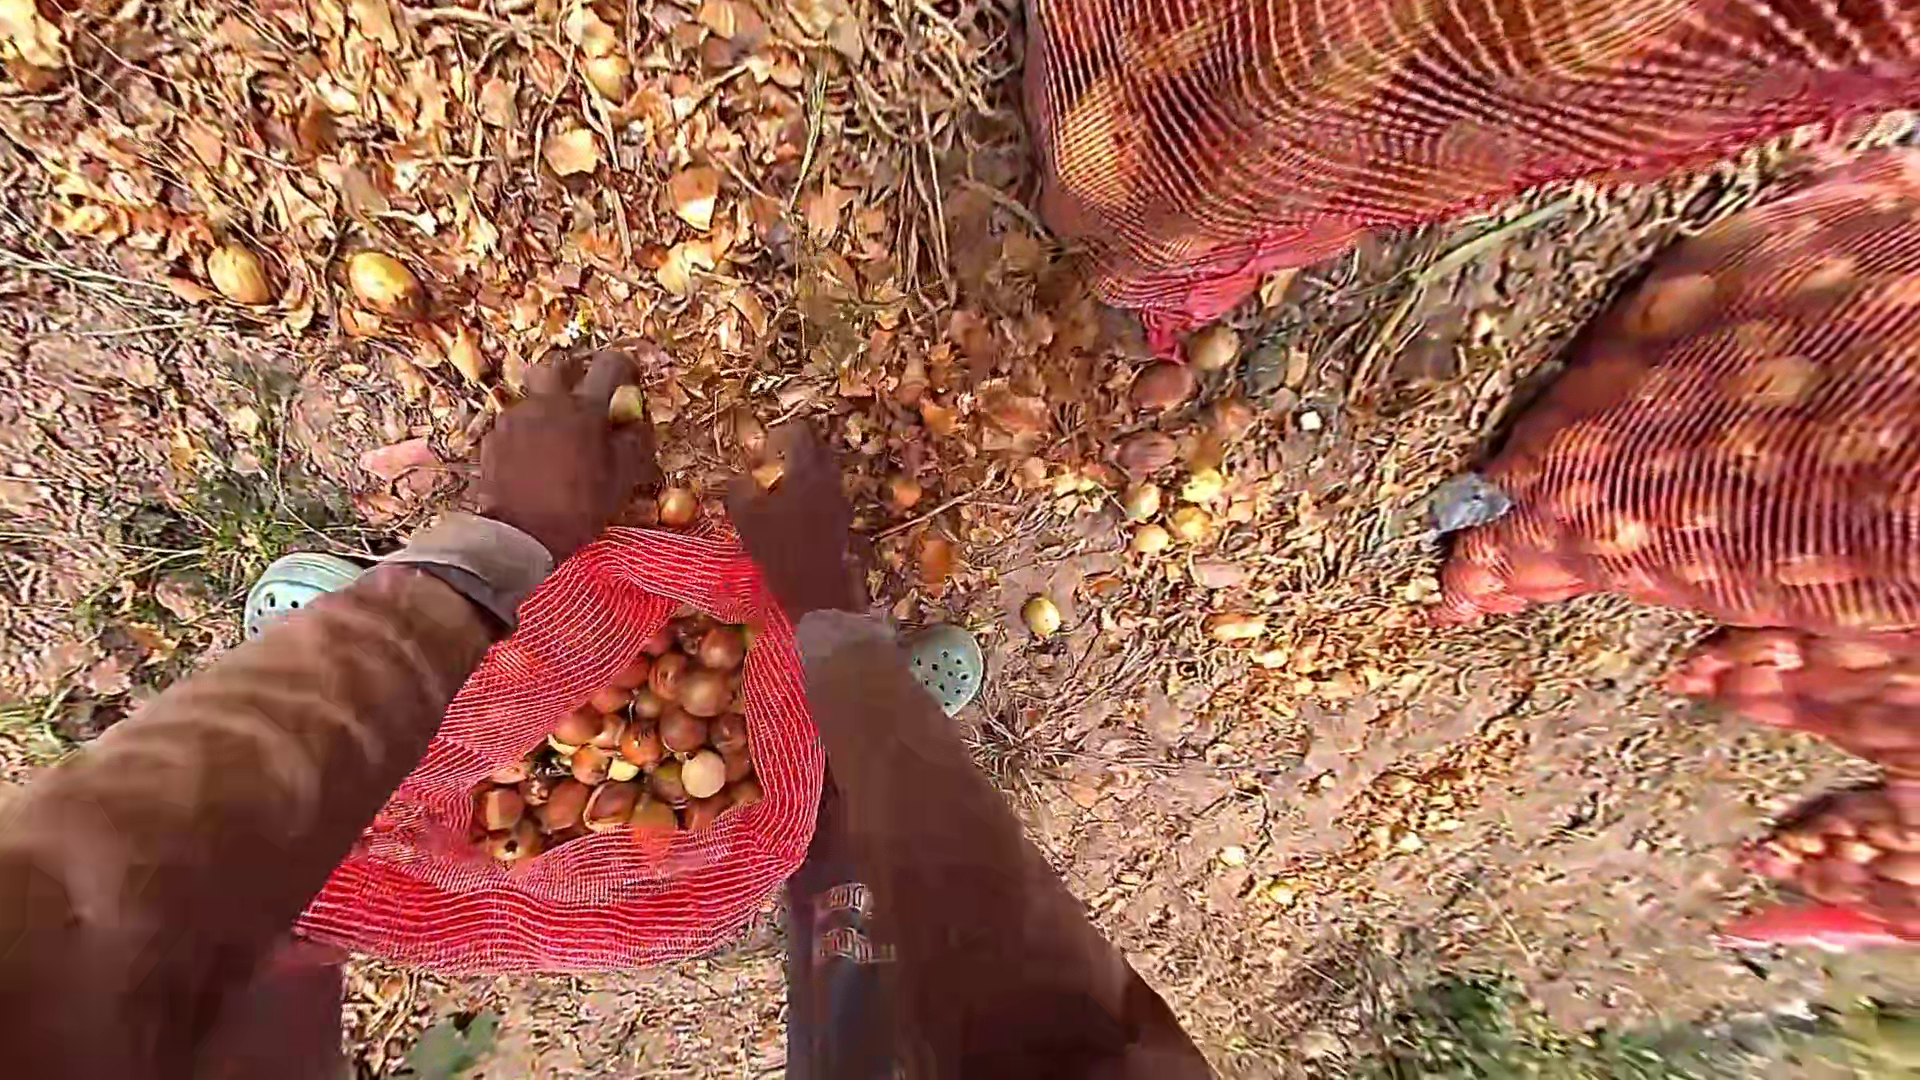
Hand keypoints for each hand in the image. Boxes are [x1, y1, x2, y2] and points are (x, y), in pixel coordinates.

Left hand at [476, 346, 660, 560]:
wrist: (521, 534)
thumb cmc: (582, 505)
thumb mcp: (622, 477)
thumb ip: (634, 442)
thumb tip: (637, 423)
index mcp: (584, 410)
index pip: (609, 367)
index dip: (624, 365)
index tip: (630, 373)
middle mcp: (546, 404)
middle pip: (557, 366)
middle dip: (574, 372)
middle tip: (587, 393)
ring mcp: (514, 419)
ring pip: (535, 397)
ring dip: (552, 406)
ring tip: (564, 434)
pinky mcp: (493, 439)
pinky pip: (518, 424)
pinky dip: (533, 432)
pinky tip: (542, 457)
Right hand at [727, 423, 858, 619]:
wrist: (816, 590)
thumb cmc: (779, 551)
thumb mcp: (746, 518)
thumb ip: (739, 488)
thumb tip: (740, 477)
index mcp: (806, 471)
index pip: (799, 432)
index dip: (779, 434)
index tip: (764, 450)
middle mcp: (830, 479)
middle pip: (818, 449)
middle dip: (797, 450)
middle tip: (775, 463)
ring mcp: (841, 499)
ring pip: (826, 472)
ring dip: (807, 472)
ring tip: (784, 488)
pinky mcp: (845, 518)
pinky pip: (830, 493)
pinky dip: (815, 493)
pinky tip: (798, 511)